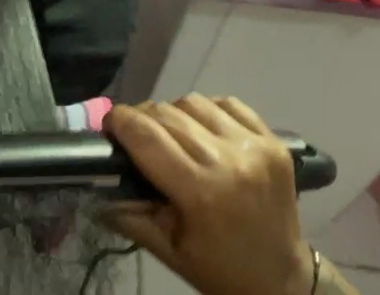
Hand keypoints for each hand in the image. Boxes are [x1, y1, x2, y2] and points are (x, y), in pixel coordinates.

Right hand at [104, 97, 323, 294]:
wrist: (283, 281)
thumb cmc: (219, 271)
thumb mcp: (167, 250)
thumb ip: (128, 212)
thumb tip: (96, 179)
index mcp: (201, 193)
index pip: (146, 136)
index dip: (119, 121)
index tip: (109, 125)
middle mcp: (229, 160)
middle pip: (167, 114)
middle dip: (142, 118)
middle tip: (135, 134)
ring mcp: (254, 146)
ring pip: (194, 102)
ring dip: (174, 113)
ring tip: (172, 134)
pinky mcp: (272, 140)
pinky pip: (228, 103)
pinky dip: (208, 110)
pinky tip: (204, 131)